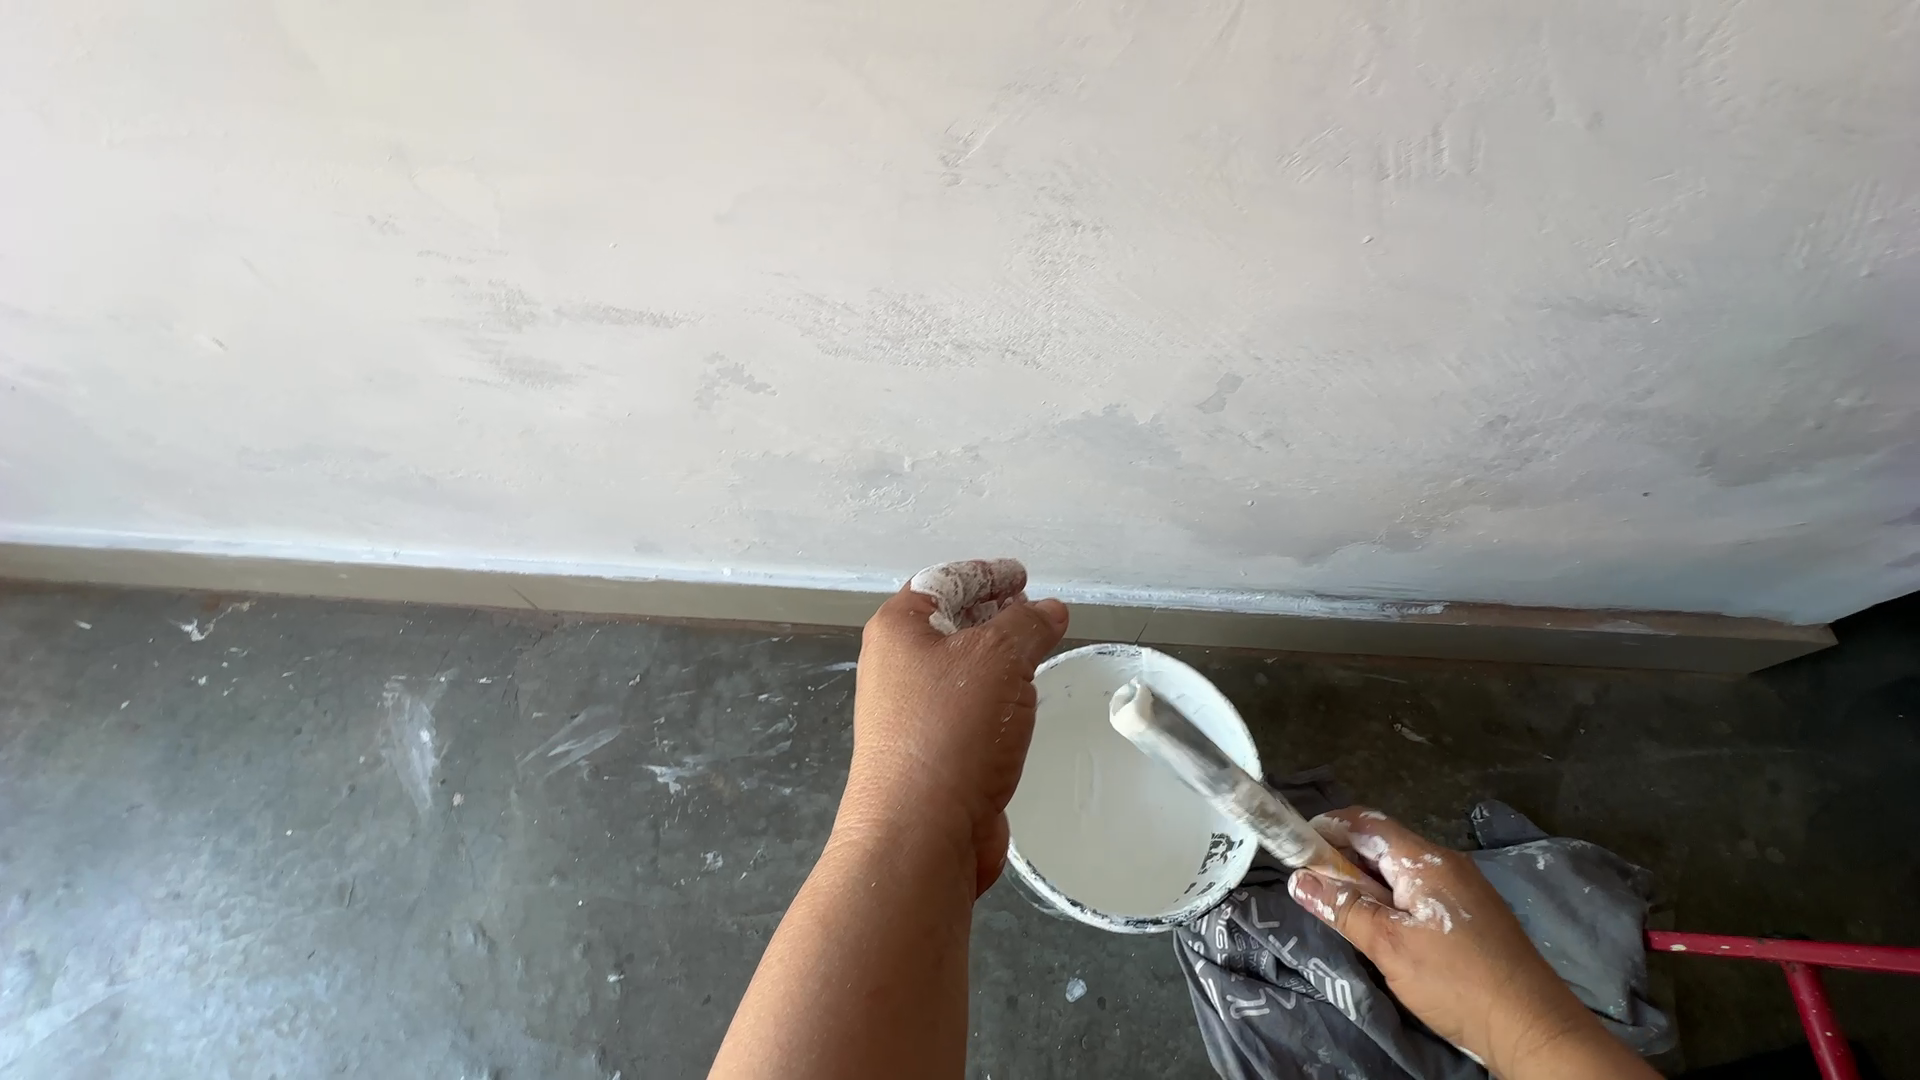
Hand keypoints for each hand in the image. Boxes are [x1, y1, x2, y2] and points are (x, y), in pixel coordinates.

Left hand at [839, 560, 1069, 895]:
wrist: (921, 832)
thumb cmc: (953, 728)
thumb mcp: (999, 658)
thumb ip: (1029, 625)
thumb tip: (1050, 610)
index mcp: (898, 629)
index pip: (944, 581)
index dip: (986, 574)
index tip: (1022, 577)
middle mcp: (895, 665)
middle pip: (949, 623)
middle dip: (993, 614)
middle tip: (1033, 612)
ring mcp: (908, 711)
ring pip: (959, 667)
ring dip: (996, 657)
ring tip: (1033, 652)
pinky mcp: (928, 750)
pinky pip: (964, 707)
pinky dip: (993, 696)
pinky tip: (1020, 703)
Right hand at [1287, 808, 1656, 1078]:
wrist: (1538, 1033)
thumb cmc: (1458, 982)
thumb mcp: (1388, 946)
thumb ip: (1342, 907)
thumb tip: (1297, 879)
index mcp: (1425, 860)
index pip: (1365, 822)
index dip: (1327, 827)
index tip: (1296, 848)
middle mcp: (1445, 863)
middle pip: (1381, 842)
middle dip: (1343, 856)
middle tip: (1314, 883)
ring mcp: (1463, 887)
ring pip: (1399, 868)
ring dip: (1366, 880)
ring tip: (1343, 906)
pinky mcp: (1472, 914)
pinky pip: (1418, 889)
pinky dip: (1390, 896)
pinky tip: (1382, 924)